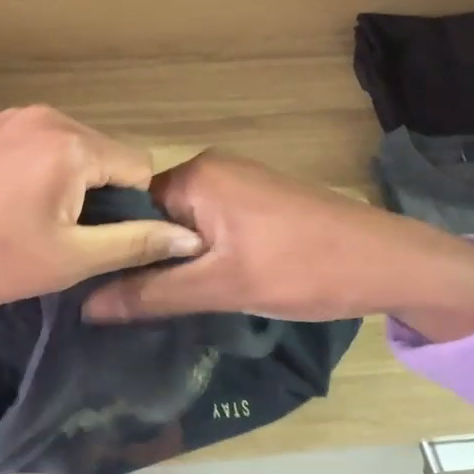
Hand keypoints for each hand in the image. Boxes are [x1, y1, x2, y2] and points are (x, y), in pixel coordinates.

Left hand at [0, 106, 205, 347]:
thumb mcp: (71, 259)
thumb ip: (136, 242)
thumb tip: (191, 236)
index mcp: (71, 142)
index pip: (137, 165)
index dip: (132, 207)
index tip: (101, 241)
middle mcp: (40, 114)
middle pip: (98, 151)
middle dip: (95, 191)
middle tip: (61, 238)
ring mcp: (1, 116)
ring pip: (61, 147)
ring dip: (62, 181)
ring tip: (26, 224)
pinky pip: (24, 143)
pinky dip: (27, 170)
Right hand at [80, 152, 473, 342]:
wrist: (387, 263)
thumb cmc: (300, 270)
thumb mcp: (220, 288)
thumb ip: (151, 294)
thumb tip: (86, 306)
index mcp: (194, 176)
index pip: (128, 209)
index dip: (115, 249)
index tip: (96, 287)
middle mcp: (211, 167)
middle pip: (156, 215)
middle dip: (146, 257)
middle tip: (130, 303)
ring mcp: (239, 180)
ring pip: (186, 223)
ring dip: (177, 259)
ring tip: (165, 298)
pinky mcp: (260, 198)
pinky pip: (212, 223)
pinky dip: (205, 252)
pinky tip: (208, 283)